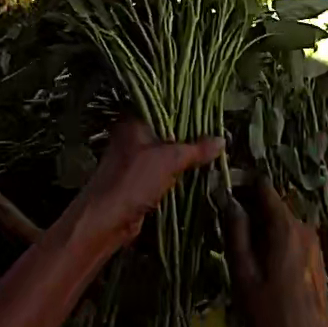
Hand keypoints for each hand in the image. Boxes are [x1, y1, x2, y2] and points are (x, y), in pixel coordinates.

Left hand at [70, 119, 221, 251]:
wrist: (105, 221)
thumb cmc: (134, 180)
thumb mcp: (170, 159)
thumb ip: (196, 149)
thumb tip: (222, 140)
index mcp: (133, 121)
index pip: (163, 105)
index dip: (186, 108)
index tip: (209, 109)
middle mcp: (131, 135)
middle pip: (165, 129)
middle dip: (189, 134)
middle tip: (215, 131)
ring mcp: (132, 158)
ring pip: (164, 151)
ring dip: (183, 155)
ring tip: (211, 149)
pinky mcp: (136, 179)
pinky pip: (161, 169)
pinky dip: (176, 171)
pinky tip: (195, 171)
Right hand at [225, 179, 327, 326]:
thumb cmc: (271, 320)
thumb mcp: (244, 276)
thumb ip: (236, 233)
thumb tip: (228, 199)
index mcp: (286, 226)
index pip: (263, 187)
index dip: (242, 184)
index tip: (223, 191)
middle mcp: (304, 227)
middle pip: (272, 204)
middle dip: (249, 208)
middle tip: (226, 227)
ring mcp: (314, 244)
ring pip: (281, 222)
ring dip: (261, 227)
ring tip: (240, 250)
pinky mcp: (317, 260)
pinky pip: (291, 238)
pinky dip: (274, 241)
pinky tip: (261, 266)